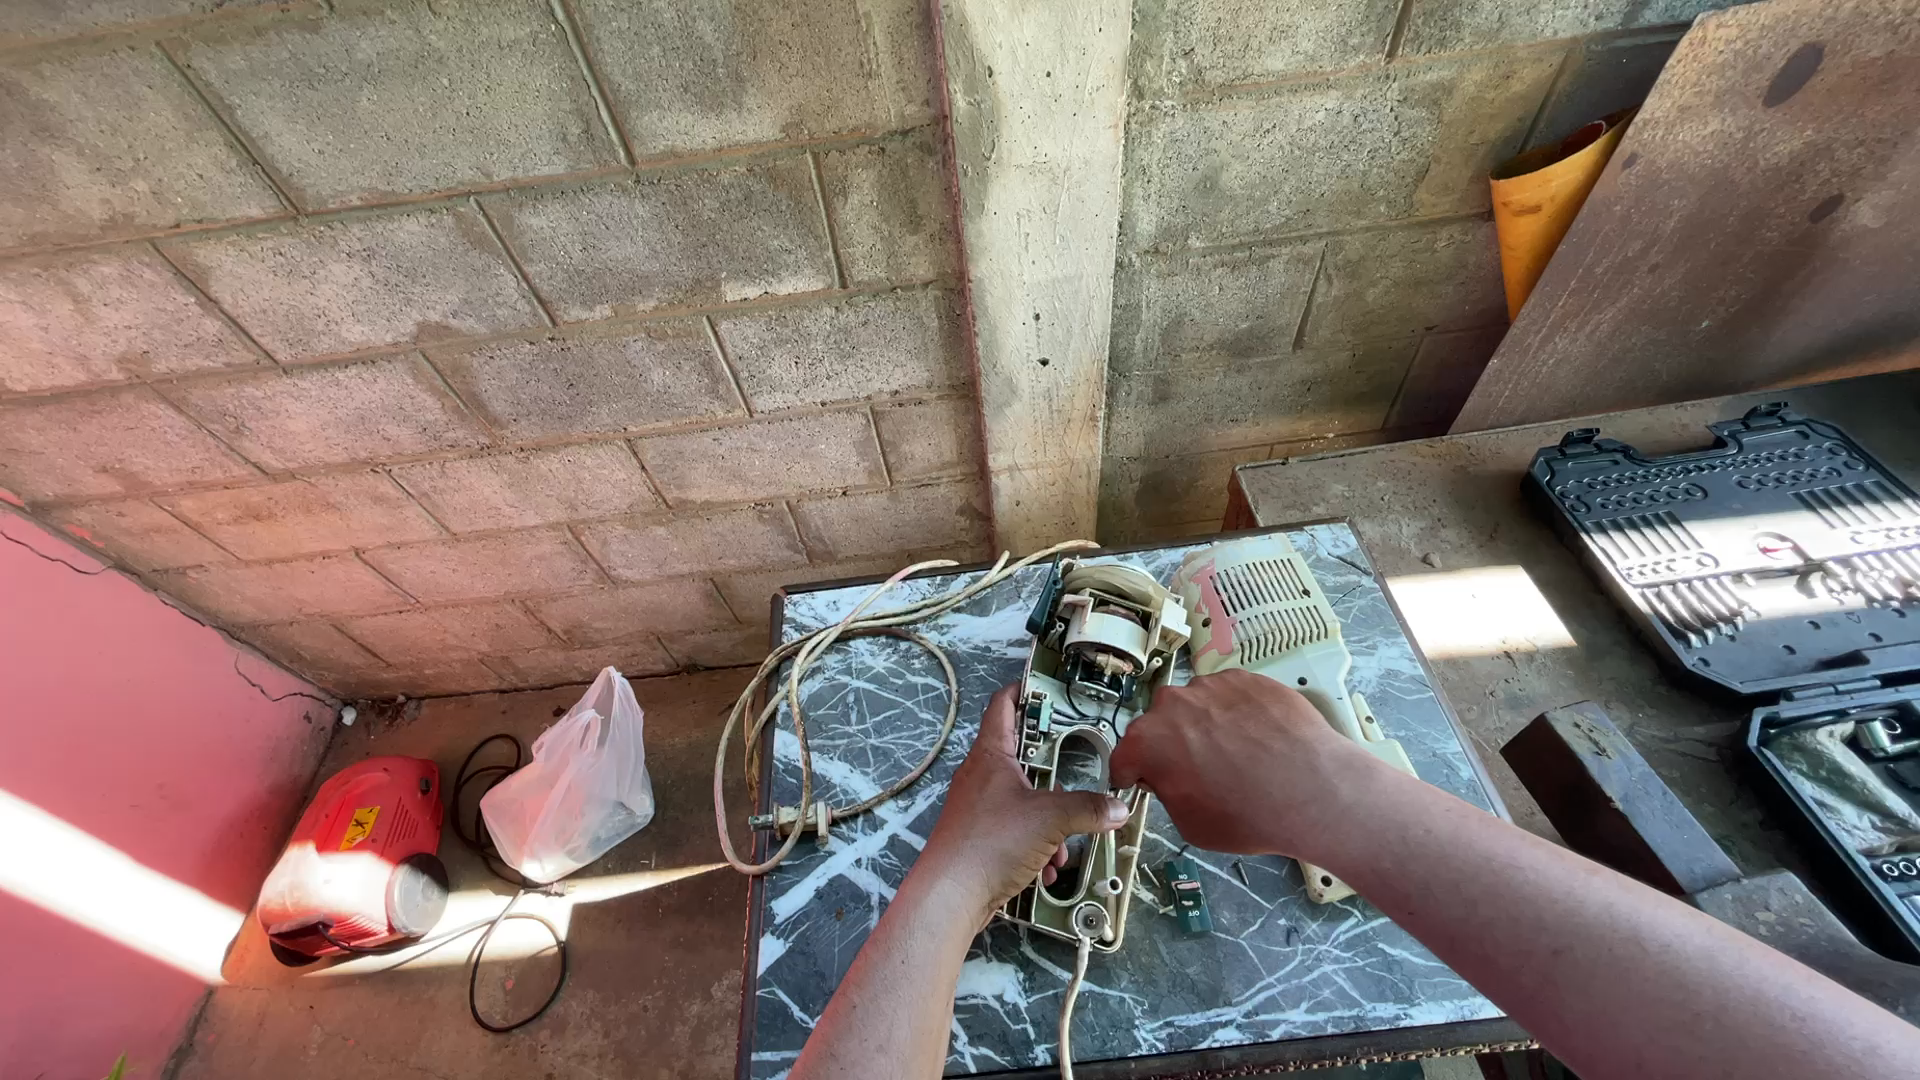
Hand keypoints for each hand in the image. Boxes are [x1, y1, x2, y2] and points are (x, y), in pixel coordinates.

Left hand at [913, 685, 1129, 924]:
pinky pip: (1014, 829)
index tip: (1047, 689)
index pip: (1002, 704)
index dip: (1023, 691)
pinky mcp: (978, 836)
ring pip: (1022, 800)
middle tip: (1074, 777)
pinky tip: (1045, 869)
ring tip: (1060, 846)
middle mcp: (980, 774)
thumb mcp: (1050, 819)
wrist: (950, 895)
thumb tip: (1119, 808)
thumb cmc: (992, 841)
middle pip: (1021, 757)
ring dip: (1048, 821)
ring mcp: (977, 806)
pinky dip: (1034, 845)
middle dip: (1053, 775)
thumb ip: (1088, 809)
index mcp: (991, 754)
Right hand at [1110, 669, 1389, 863]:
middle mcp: (1171, 705)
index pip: (1124, 756)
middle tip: (1202, 770)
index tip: (1146, 780)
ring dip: (1206, 724)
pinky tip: (1260, 737)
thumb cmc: (1250, 814)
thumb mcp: (1191, 825)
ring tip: (1239, 753)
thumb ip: (1168, 792)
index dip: (1134, 773)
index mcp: (1147, 741)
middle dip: (1172, 744)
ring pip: (1197, 705)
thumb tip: (1171, 779)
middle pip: (1160, 724)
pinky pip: (1230, 694)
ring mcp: (1209, 686)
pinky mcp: (1244, 678)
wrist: (1314, 790)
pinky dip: (1238, 711)